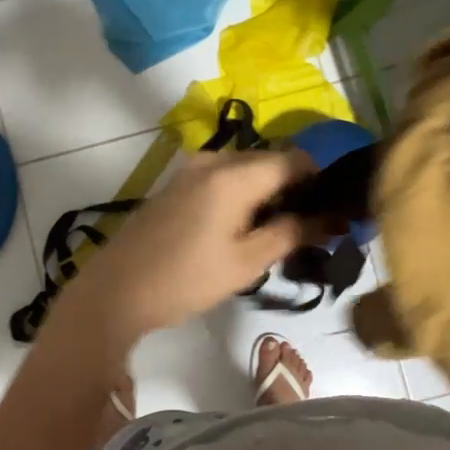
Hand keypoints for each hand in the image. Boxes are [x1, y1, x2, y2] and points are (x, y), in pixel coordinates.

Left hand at [54, 150, 312, 343]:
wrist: (116, 291)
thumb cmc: (185, 279)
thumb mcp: (246, 262)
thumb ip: (292, 234)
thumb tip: (333, 220)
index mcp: (234, 174)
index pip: (296, 159)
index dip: (320, 182)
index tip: (330, 214)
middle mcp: (213, 159)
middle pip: (270, 161)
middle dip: (294, 189)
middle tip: (305, 231)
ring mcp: (190, 169)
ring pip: (246, 169)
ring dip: (266, 194)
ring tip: (273, 236)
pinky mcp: (176, 183)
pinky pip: (222, 177)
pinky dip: (241, 195)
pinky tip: (239, 230)